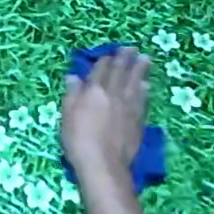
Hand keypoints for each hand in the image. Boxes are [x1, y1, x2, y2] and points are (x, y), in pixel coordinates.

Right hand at [60, 48, 150, 185]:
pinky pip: (143, 99)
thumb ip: (72, 94)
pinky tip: (147, 85)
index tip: (110, 53)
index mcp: (94, 91)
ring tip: (145, 58)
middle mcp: (113, 94)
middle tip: (131, 48)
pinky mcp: (139, 120)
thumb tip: (74, 76)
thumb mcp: (67, 116)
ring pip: (136, 82)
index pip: (101, 69)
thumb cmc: (78, 141)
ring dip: (140, 69)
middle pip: (121, 72)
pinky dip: (145, 89)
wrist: (104, 165)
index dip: (105, 60)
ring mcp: (129, 107)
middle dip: (125, 58)